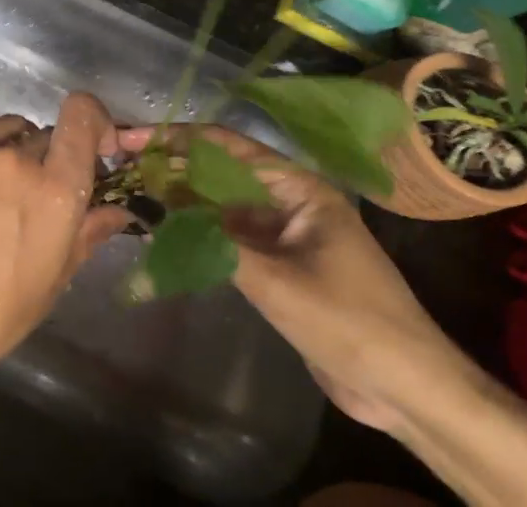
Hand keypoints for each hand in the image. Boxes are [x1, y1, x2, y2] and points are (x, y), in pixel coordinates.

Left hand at [0, 94, 132, 394]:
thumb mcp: (54, 278)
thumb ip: (88, 233)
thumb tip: (117, 211)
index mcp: (53, 190)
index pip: (82, 116)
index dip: (96, 121)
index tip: (95, 147)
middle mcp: (12, 160)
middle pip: (45, 133)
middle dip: (53, 156)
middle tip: (42, 189)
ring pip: (4, 126)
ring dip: (15, 145)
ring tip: (5, 179)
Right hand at [106, 124, 469, 433]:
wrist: (406, 387)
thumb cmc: (346, 320)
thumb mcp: (272, 279)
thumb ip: (208, 240)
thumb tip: (148, 206)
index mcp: (300, 189)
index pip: (227, 147)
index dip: (175, 138)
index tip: (129, 138)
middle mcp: (290, 202)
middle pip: (220, 173)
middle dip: (171, 167)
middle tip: (120, 165)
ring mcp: (284, 235)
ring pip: (220, 206)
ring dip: (180, 202)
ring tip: (130, 193)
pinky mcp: (278, 265)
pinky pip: (228, 237)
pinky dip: (195, 234)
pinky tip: (159, 233)